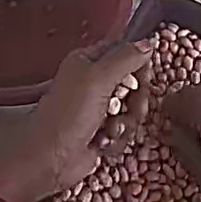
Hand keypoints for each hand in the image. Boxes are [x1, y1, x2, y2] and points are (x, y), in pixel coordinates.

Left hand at [0, 40, 151, 201]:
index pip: (124, 51)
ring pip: (132, 109)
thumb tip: (149, 42)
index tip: (142, 78)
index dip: (137, 65)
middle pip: (133, 83)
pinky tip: (102, 143)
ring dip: (125, 123)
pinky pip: (124, 130)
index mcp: (87, 61)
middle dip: (135, 100)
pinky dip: (117, 139)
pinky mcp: (101, 131)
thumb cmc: (69, 115)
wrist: (51, 159)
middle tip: (129, 109)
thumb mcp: (99, 78)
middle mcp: (92, 82)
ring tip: (109, 130)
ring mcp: (98, 108)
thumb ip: (126, 58)